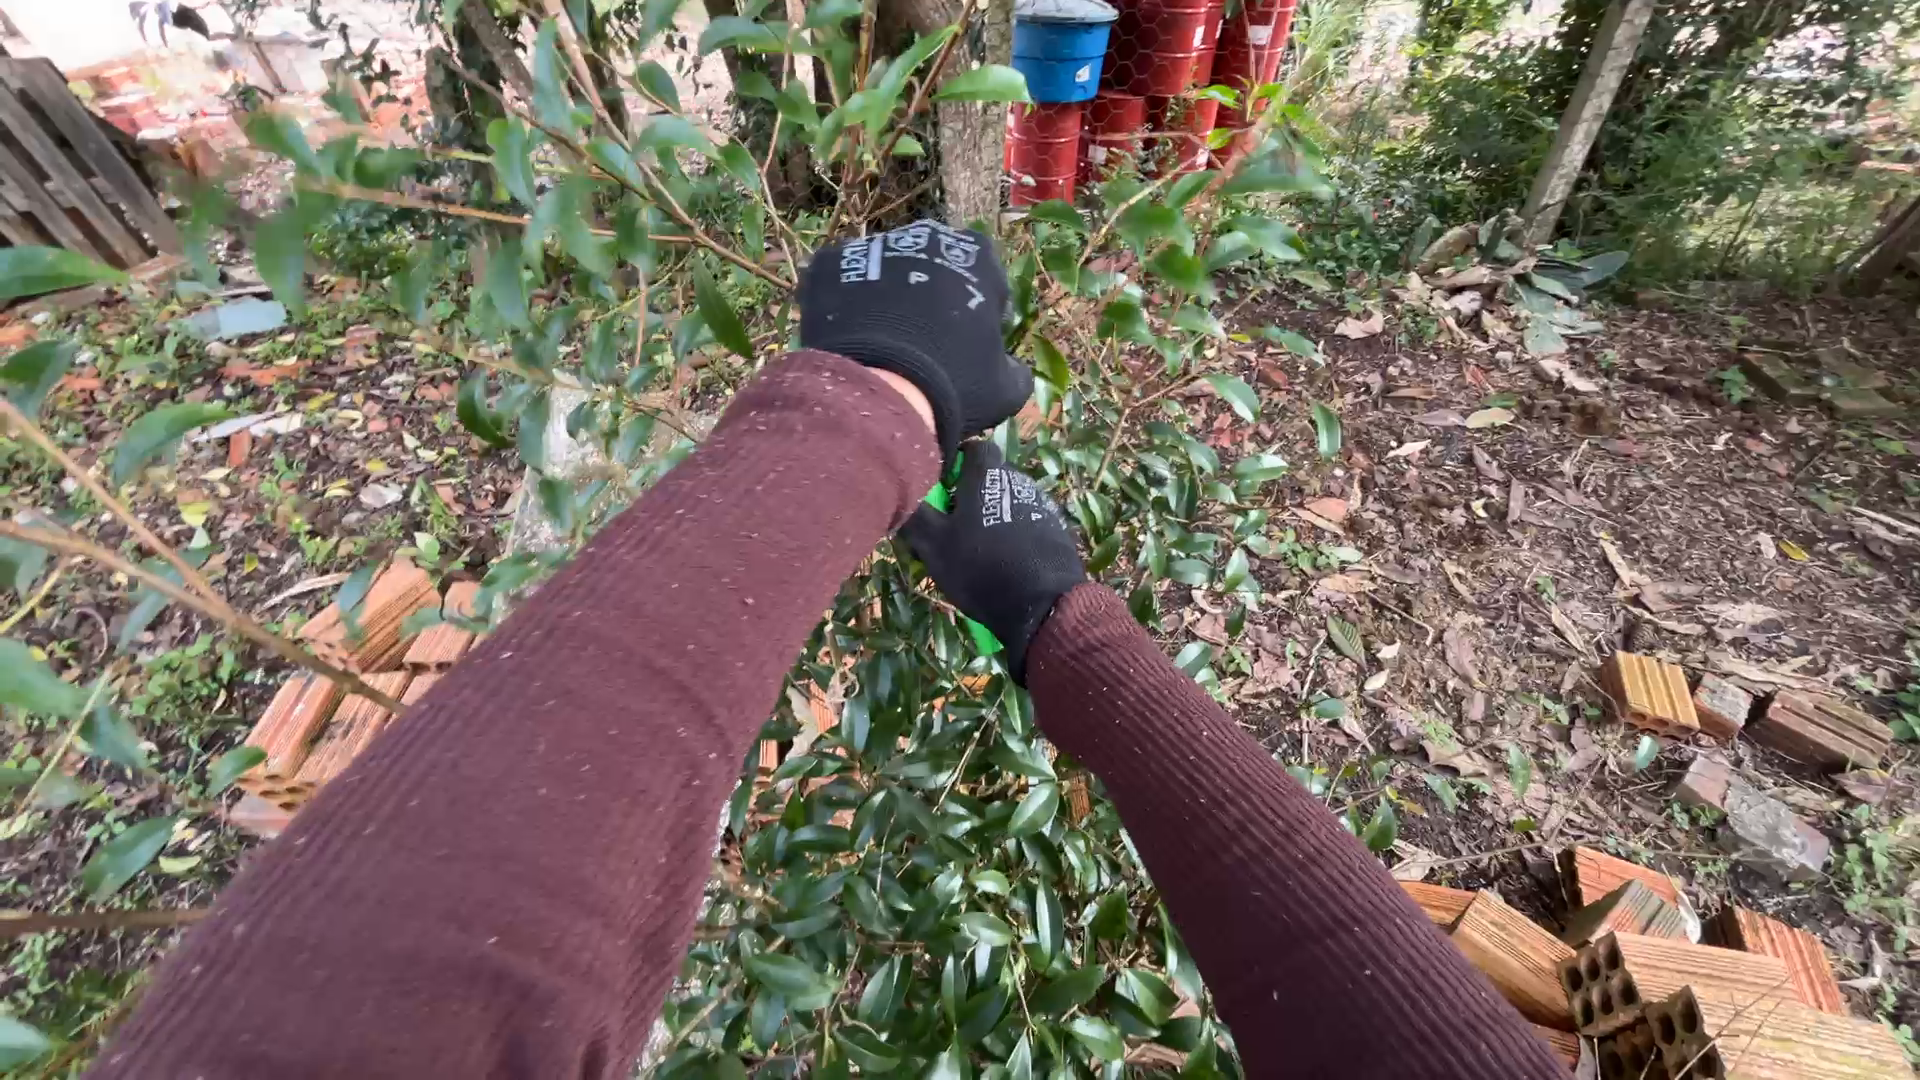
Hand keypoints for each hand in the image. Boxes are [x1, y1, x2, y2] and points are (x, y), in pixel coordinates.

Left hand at [800, 220, 1033, 465]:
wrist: (883, 392)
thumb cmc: (956, 385)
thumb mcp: (1005, 389)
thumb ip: (1015, 370)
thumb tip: (1012, 369)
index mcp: (978, 255)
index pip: (985, 280)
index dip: (979, 315)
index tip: (968, 347)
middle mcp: (927, 235)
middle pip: (931, 268)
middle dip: (929, 300)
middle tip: (921, 346)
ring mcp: (873, 244)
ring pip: (883, 272)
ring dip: (884, 300)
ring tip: (880, 346)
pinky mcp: (828, 263)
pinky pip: (839, 283)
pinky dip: (842, 306)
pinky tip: (849, 341)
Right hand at [897, 441, 1086, 682]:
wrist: (1041, 604)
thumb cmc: (980, 566)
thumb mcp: (934, 544)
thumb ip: (915, 514)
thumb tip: (901, 494)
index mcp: (987, 474)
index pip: (972, 448)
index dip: (955, 463)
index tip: (940, 487)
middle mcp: (1017, 479)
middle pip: (989, 476)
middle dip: (970, 494)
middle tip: (951, 525)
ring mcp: (1041, 504)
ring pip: (1007, 501)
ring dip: (992, 516)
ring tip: (977, 548)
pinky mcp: (1056, 530)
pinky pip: (1026, 523)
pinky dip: (1013, 534)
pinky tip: (1004, 562)